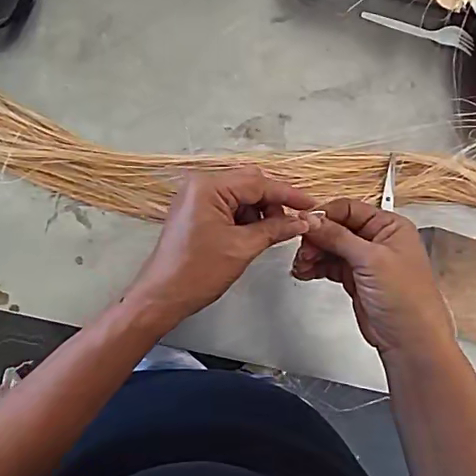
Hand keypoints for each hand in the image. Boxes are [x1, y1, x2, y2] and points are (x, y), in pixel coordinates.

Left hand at [121, 168, 316, 327]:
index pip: (257, 182)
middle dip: (273, 202)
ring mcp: (195, 196)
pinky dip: (244, 217)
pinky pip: (227, 205)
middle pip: (248, 183)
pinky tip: (254, 234)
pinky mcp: (194, 210)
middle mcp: (199, 184)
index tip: (311, 205)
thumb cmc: (196, 271)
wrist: (164, 293)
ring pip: (239, 194)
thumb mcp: (243, 247)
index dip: (288, 194)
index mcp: (208, 186)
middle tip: (293, 222)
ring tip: (270, 233)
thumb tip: (302, 221)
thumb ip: (275, 229)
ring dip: (259, 211)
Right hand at [291, 198, 454, 353]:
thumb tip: (311, 219)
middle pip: (334, 227)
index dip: (324, 216)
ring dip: (312, 254)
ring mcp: (365, 259)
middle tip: (304, 251)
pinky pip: (327, 264)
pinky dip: (314, 267)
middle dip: (316, 238)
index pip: (348, 208)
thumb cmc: (409, 301)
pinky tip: (305, 272)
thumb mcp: (371, 260)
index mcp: (390, 227)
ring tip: (303, 265)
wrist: (411, 341)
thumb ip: (337, 236)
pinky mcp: (354, 277)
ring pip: (328, 246)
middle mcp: (377, 240)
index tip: (304, 225)